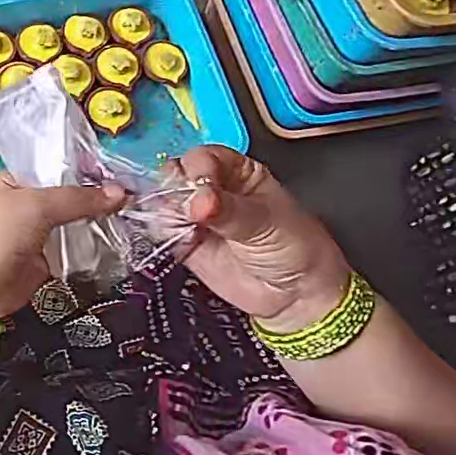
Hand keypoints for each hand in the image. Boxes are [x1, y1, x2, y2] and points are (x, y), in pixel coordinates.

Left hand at [0, 174, 125, 316]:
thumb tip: (118, 193)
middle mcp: (28, 204)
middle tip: (134, 195)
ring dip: (99, 222)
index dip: (88, 168)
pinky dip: (93, 247)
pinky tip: (117, 240)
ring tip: (133, 215)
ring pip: (76, 222)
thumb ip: (78, 198)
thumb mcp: (35, 206)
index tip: (121, 171)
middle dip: (99, 196)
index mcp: (17, 180)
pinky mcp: (46, 260)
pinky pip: (75, 249)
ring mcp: (37, 233)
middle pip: (71, 195)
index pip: (59, 165)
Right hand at [177, 146, 352, 332]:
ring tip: (183, 229)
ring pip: (163, 202)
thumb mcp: (265, 223)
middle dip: (173, 190)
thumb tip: (198, 202)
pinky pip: (160, 230)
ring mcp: (194, 216)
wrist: (295, 296)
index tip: (198, 189)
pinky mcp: (182, 241)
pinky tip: (176, 239)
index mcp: (237, 171)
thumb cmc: (294, 247)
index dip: (196, 170)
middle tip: (184, 211)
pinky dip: (160, 232)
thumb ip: (229, 210)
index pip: (204, 158)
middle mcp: (212, 188)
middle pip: (176, 176)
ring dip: (164, 212)